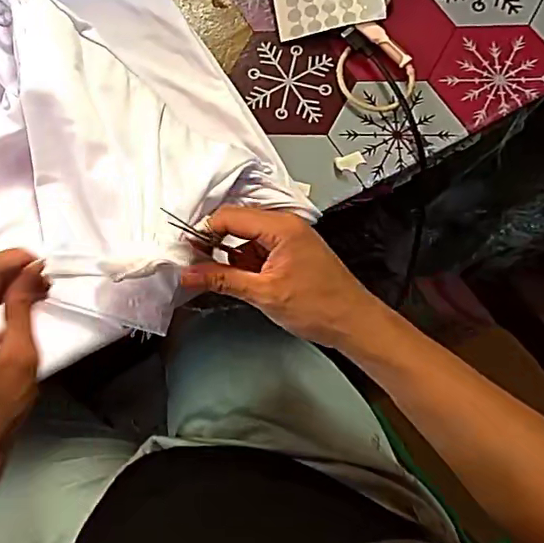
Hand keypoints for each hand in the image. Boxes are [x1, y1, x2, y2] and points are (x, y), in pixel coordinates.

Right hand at [179, 205, 392, 349]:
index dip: (204, 232)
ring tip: (219, 277)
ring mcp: (288, 237)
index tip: (187, 250)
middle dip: (213, 242)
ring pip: (243, 236)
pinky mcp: (288, 251)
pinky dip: (242, 261)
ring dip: (228, 254)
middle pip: (234, 223)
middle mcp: (285, 225)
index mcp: (281, 227)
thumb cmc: (323, 307)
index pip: (229, 217)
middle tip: (196, 263)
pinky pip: (255, 247)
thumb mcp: (263, 294)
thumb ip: (221, 279)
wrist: (356, 325)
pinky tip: (239, 279)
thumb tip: (190, 274)